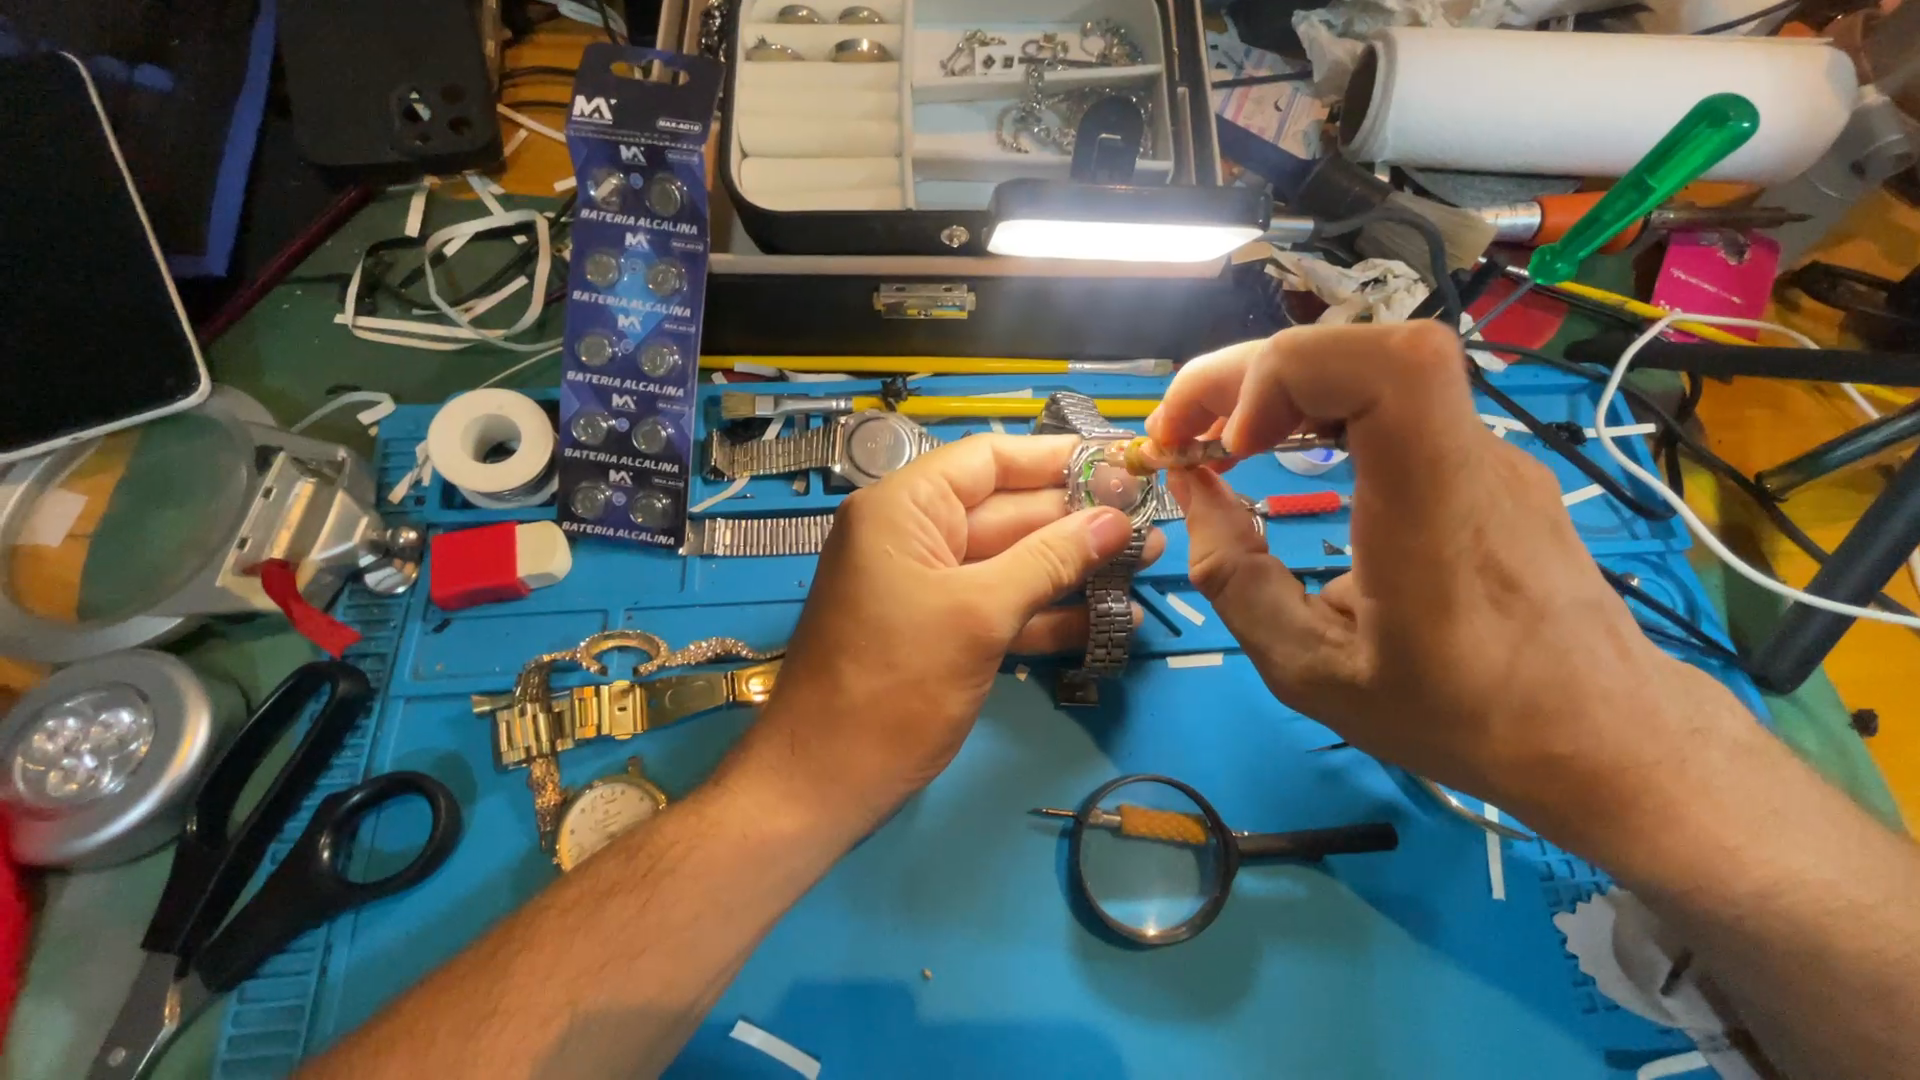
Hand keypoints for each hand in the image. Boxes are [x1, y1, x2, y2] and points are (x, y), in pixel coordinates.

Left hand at [723, 433, 1163, 835]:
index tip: (1120, 462)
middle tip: (1151, 522)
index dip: (1056, 459)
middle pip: (1009, 512)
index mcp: (906, 509)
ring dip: (1075, 568)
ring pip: (1012, 564)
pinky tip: (1109, 620)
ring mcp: (930, 589)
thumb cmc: (893, 685)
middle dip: (1079, 520)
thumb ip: (1048, 560)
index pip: (988, 460)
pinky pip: (1003, 608)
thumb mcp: (977, 614)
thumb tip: (1115, 520)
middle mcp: (917, 537)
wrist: (825, 782)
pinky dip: (1049, 615)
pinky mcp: (944, 634)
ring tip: (1148, 564)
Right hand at [1153, 322, 1746, 832]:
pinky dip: (1310, 406)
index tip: (1230, 448)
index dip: (1288, 376)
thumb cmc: (1455, 716)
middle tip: (1174, 431)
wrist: (1601, 735)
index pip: (1391, 367)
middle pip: (1363, 348)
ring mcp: (1484, 451)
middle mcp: (1470, 458)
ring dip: (1272, 386)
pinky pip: (1387, 401)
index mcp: (1435, 511)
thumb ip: (1234, 578)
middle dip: (1244, 377)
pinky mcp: (1481, 461)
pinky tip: (1275, 449)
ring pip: (1369, 365)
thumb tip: (1192, 490)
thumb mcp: (1309, 671)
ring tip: (1211, 438)